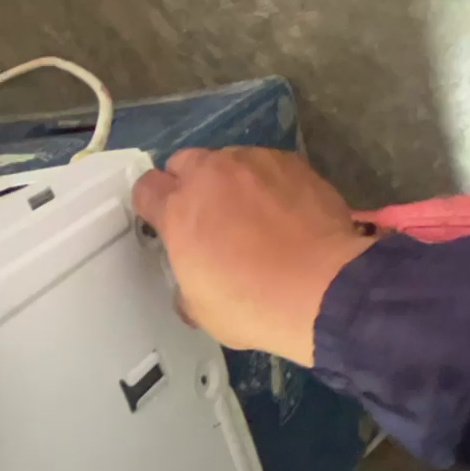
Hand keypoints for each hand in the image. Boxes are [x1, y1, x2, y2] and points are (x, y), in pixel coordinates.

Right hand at [131, 148, 373, 365]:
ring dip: (233, 182)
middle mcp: (212, 174)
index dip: (155, 206)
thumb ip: (187, 282)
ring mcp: (255, 163)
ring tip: (255, 215)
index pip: (146, 188)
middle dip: (191, 185)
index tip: (167, 223)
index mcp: (179, 209)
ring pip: (230, 161)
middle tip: (210, 218)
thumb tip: (194, 282)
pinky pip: (270, 165)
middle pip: (185, 163)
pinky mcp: (293, 163)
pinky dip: (270, 183)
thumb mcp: (201, 309)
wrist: (324, 288)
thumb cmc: (255, 303)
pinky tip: (286, 211)